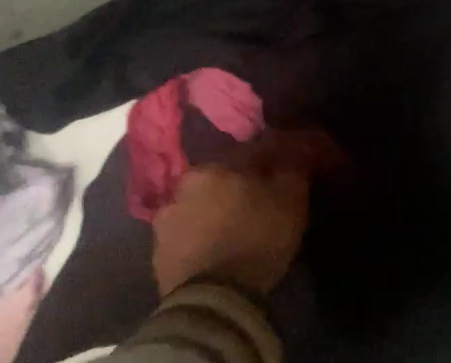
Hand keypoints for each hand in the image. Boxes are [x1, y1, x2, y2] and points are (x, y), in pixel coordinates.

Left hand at [150, 130, 340, 296]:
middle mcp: (182, 187)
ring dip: (220, 210)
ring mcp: (164, 223)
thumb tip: (293, 152)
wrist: (213, 299)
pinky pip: (191, 235)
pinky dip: (206, 235)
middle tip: (265, 199)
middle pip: (223, 178)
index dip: (277, 159)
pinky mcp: (157, 256)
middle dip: (243, 185)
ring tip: (242, 226)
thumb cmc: (257, 235)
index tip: (292, 170)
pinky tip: (224, 246)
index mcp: (214, 166)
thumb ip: (293, 166)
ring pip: (204, 206)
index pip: (253, 151)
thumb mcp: (292, 194)